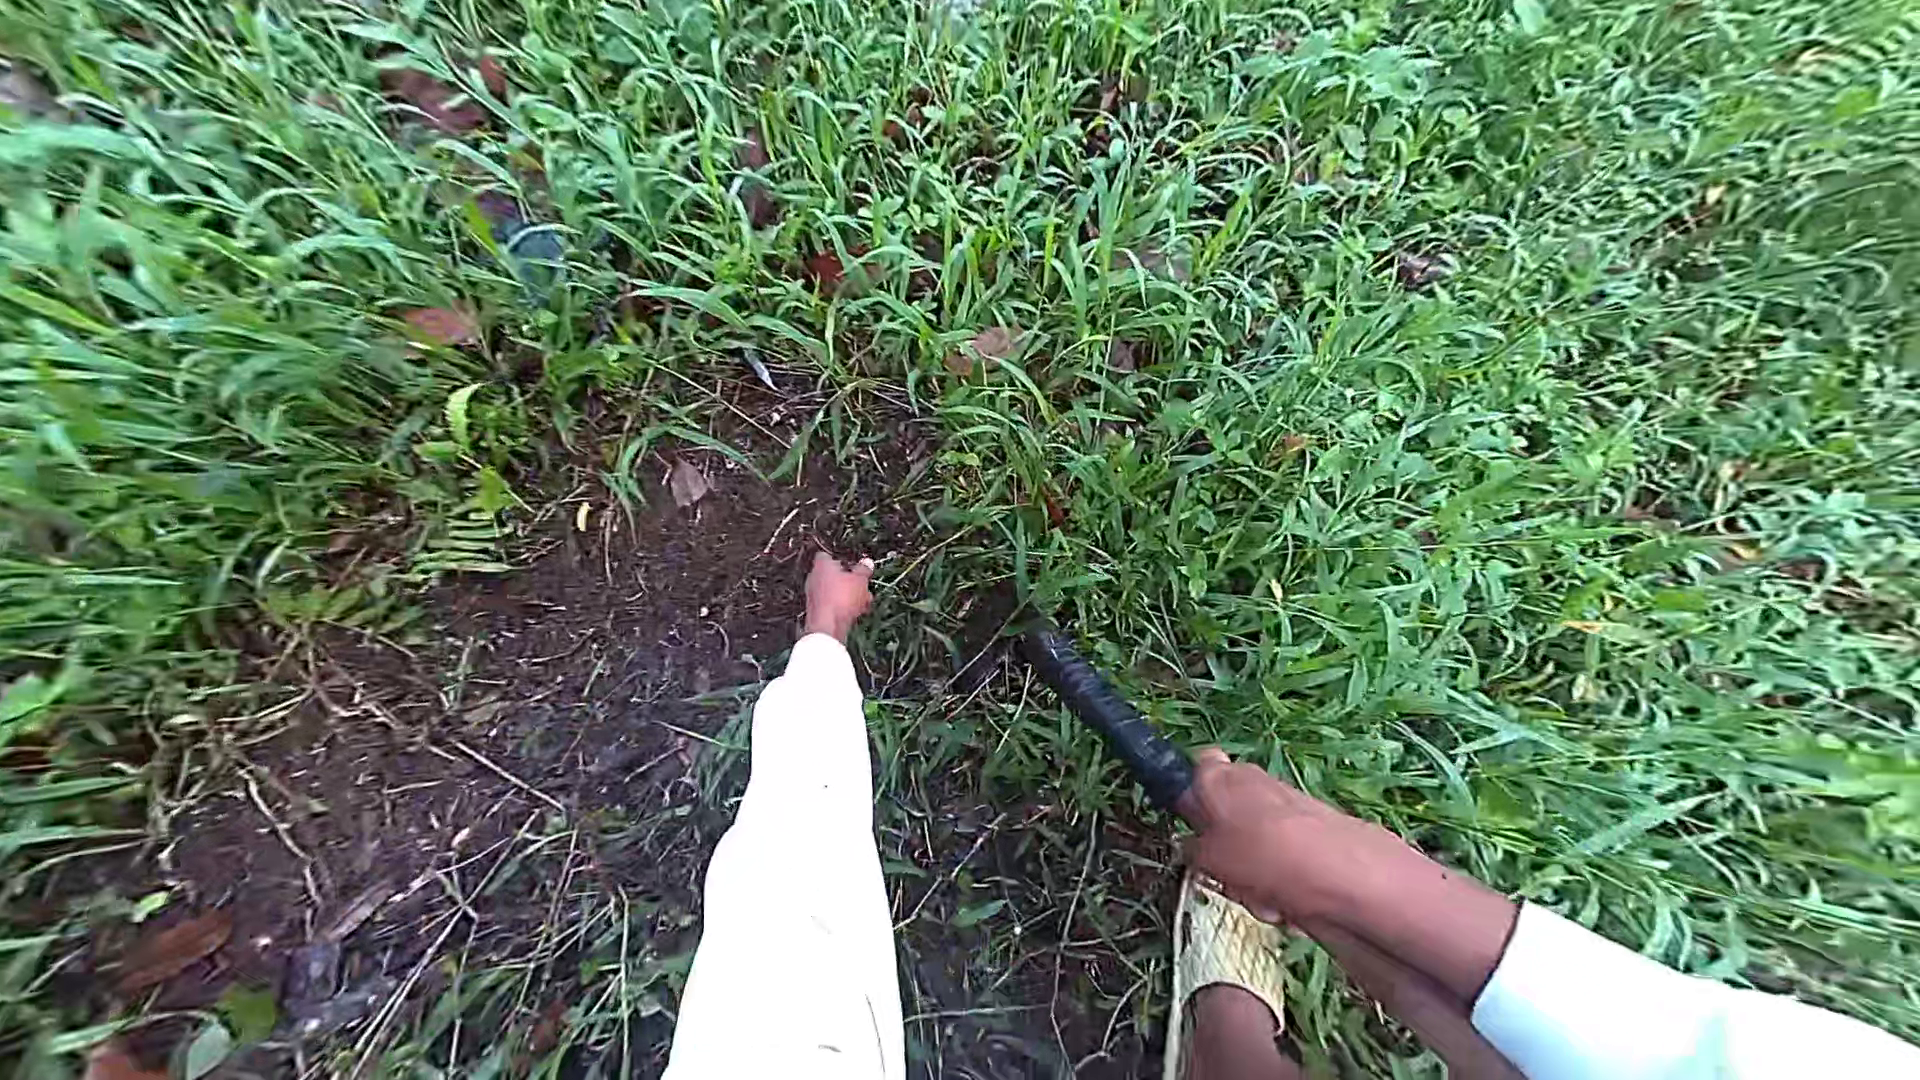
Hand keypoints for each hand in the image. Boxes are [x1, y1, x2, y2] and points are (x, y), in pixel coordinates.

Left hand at [803, 551, 872, 642]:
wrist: (827, 627)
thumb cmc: (842, 598)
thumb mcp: (860, 581)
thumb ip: (864, 570)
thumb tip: (867, 562)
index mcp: (821, 565)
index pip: (828, 555)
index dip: (842, 559)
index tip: (854, 565)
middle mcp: (813, 577)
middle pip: (834, 575)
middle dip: (850, 580)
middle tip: (863, 585)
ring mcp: (813, 594)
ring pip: (835, 590)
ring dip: (849, 594)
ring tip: (865, 601)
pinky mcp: (816, 609)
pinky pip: (832, 603)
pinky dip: (843, 605)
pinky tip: (857, 612)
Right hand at [1182, 747, 1517, 1001]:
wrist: (1348, 874)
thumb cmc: (1262, 855)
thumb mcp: (1208, 859)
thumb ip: (1191, 848)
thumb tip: (1190, 846)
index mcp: (1216, 776)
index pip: (1194, 768)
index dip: (1192, 796)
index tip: (1194, 828)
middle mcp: (1248, 779)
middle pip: (1225, 809)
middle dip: (1225, 846)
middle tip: (1228, 878)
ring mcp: (1285, 800)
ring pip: (1255, 836)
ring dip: (1254, 870)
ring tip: (1266, 902)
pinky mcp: (1315, 825)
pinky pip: (1285, 850)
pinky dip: (1285, 876)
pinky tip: (1292, 907)